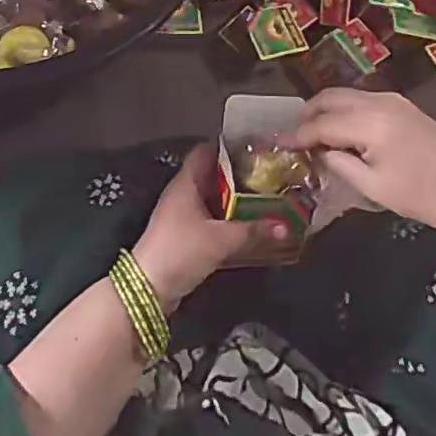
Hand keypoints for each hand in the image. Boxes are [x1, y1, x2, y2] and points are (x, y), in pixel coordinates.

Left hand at [132, 144, 287, 306]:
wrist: (149, 288)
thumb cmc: (181, 251)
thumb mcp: (221, 240)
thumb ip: (253, 231)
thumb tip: (286, 226)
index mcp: (186, 183)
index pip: (206, 151)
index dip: (228, 147)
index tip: (255, 150)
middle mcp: (183, 193)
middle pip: (213, 175)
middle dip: (239, 175)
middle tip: (268, 177)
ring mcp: (182, 214)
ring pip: (213, 198)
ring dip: (235, 200)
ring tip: (266, 199)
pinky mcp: (185, 234)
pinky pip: (211, 218)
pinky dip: (228, 219)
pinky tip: (250, 225)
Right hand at [287, 89, 435, 237]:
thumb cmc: (425, 196)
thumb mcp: (375, 188)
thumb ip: (341, 165)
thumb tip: (320, 153)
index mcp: (370, 124)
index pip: (321, 123)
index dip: (297, 134)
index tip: (278, 144)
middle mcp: (378, 102)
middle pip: (329, 98)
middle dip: (307, 114)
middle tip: (293, 137)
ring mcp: (393, 101)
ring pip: (345, 95)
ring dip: (325, 110)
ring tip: (313, 135)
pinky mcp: (403, 106)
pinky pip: (361, 100)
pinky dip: (344, 110)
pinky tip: (340, 131)